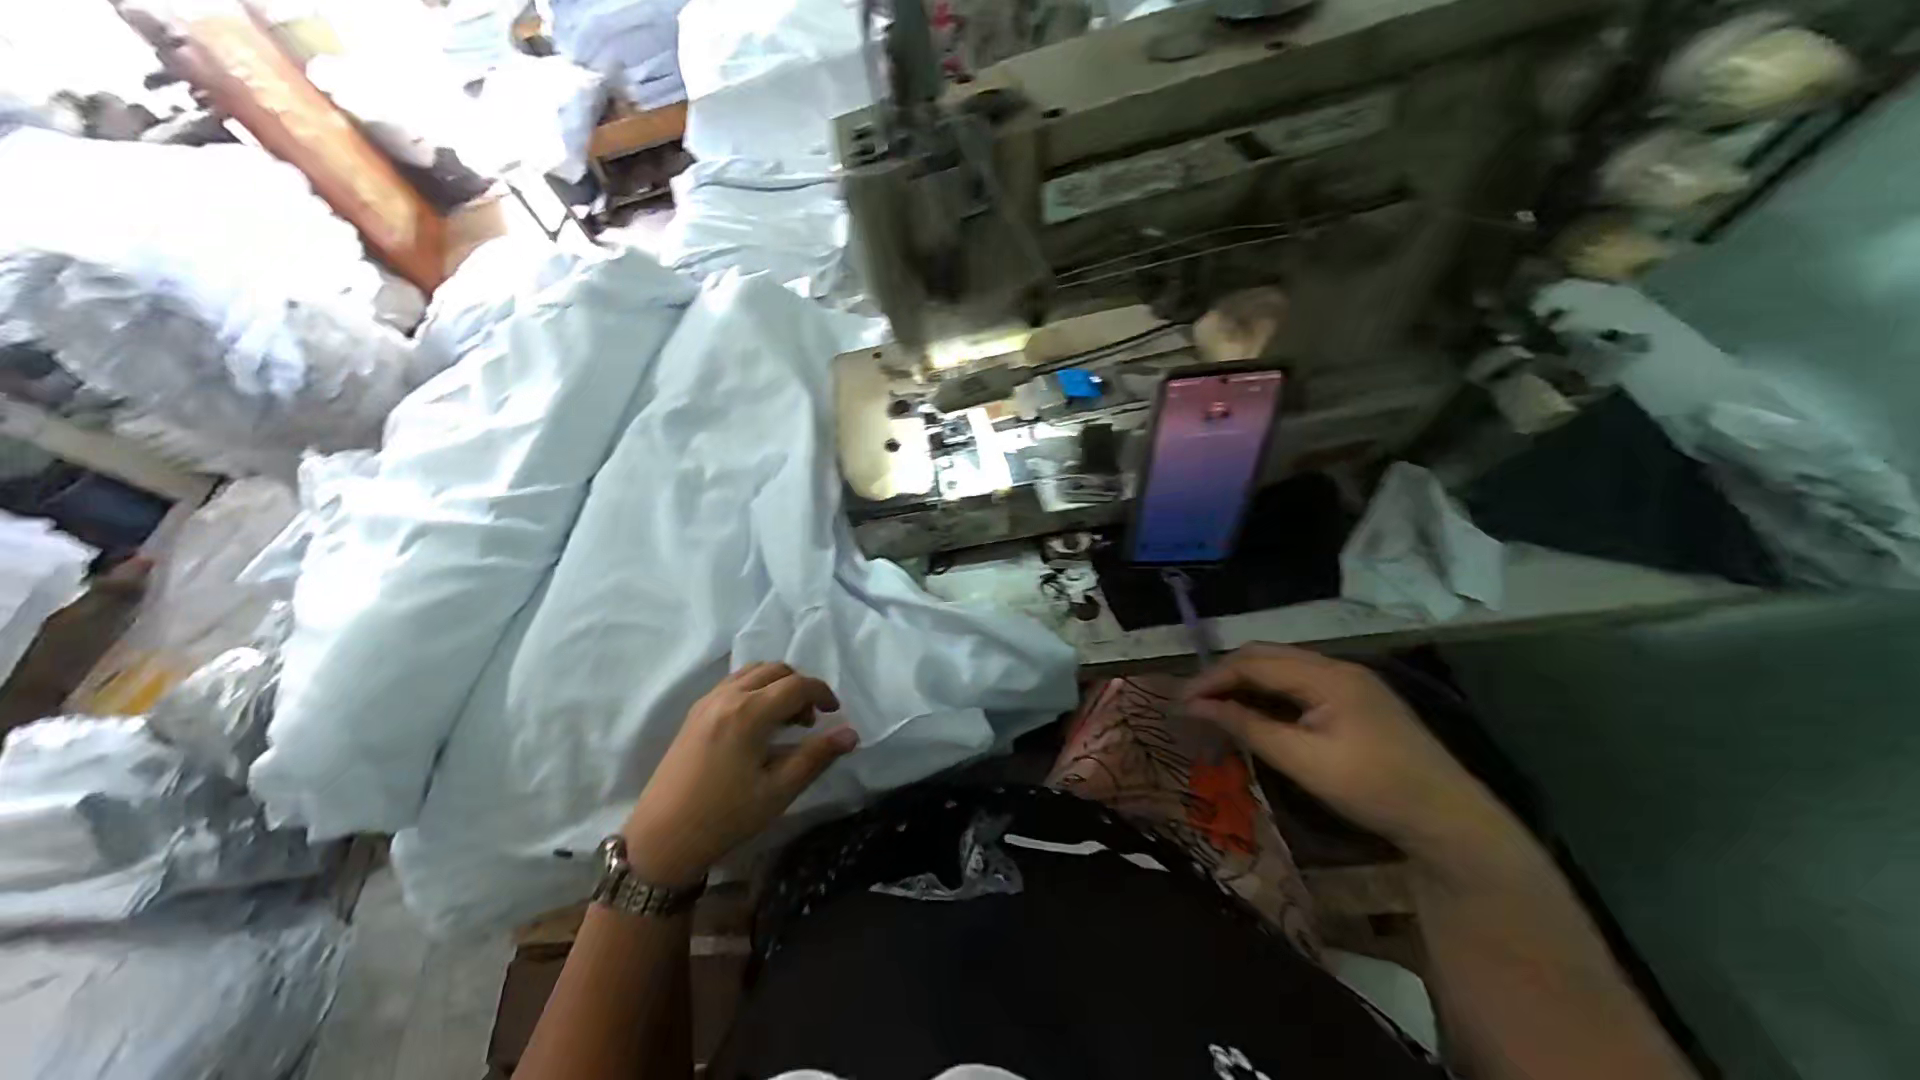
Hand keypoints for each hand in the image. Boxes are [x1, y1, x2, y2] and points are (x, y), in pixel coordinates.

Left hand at [622, 663, 858, 885]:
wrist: (662, 838)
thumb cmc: (725, 817)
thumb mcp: (778, 791)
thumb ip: (816, 757)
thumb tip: (851, 734)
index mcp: (749, 713)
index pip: (797, 685)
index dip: (822, 693)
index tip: (835, 713)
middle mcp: (727, 696)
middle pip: (775, 670)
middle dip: (800, 687)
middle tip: (810, 719)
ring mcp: (707, 701)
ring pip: (752, 672)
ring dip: (776, 685)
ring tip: (785, 719)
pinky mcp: (695, 713)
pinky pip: (733, 683)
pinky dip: (755, 689)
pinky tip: (758, 723)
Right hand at [1183, 644, 1522, 870]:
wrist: (1449, 819)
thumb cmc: (1372, 788)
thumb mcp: (1301, 760)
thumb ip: (1248, 727)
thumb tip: (1198, 707)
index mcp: (1326, 675)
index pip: (1254, 662)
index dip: (1213, 677)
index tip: (1182, 702)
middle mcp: (1337, 667)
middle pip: (1267, 656)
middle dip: (1226, 674)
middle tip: (1196, 702)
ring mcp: (1350, 681)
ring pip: (1283, 667)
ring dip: (1247, 682)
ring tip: (1218, 706)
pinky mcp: (1357, 698)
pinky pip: (1301, 682)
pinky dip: (1271, 692)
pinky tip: (1257, 712)